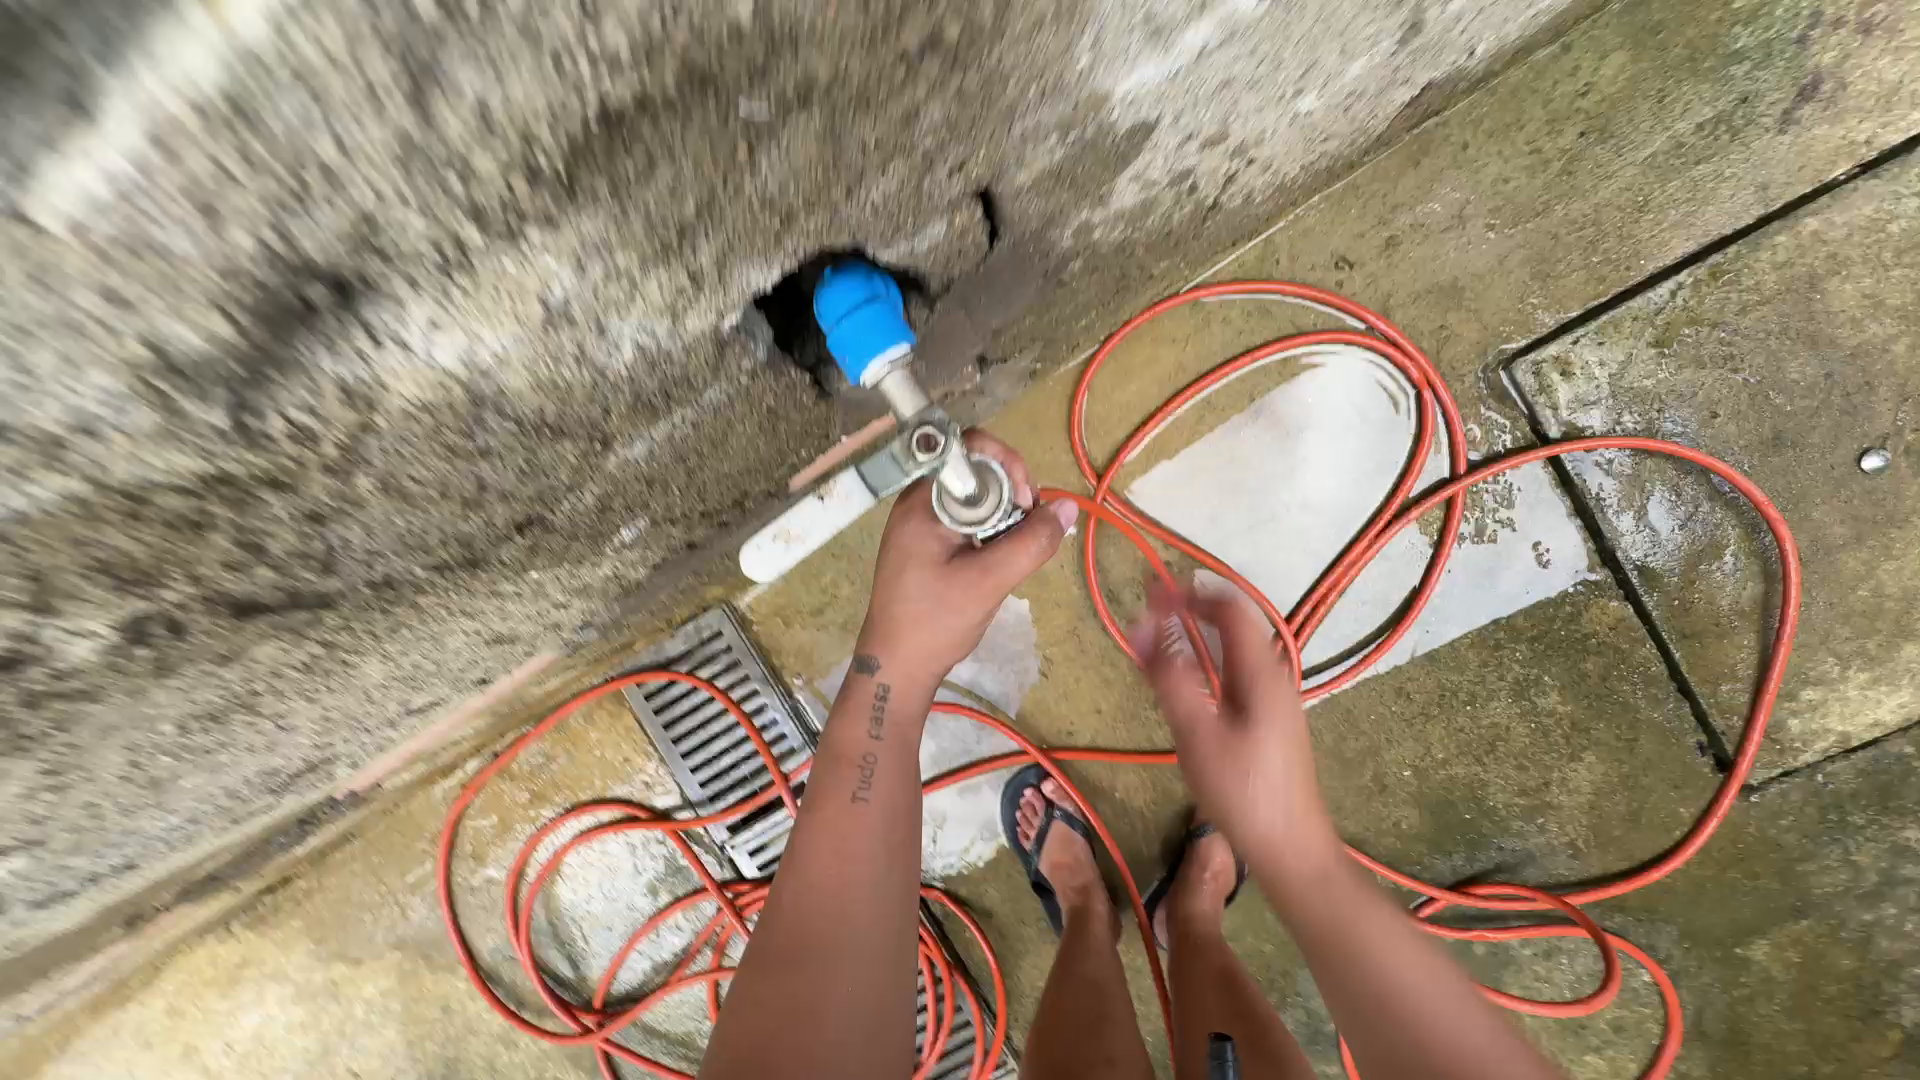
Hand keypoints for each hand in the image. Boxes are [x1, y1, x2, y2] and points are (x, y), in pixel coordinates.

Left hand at [857, 430, 1078, 679]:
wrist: (898, 664)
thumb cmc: (934, 622)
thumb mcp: (988, 582)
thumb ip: (1030, 543)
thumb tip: (1068, 507)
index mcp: (923, 500)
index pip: (970, 449)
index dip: (1007, 466)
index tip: (1025, 504)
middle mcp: (921, 501)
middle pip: (978, 470)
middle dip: (1013, 493)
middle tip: (1028, 532)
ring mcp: (924, 521)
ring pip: (979, 496)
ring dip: (1006, 515)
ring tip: (1017, 550)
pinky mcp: (932, 541)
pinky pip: (971, 518)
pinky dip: (994, 531)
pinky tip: (1000, 559)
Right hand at [1135, 581, 1341, 872]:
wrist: (1291, 849)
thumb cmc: (1243, 791)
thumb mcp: (1198, 733)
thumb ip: (1169, 677)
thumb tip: (1139, 625)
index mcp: (1261, 672)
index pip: (1229, 607)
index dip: (1189, 593)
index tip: (1150, 592)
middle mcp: (1272, 676)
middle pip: (1233, 624)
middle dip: (1191, 608)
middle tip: (1148, 610)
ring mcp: (1273, 700)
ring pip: (1234, 649)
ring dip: (1197, 634)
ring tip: (1158, 636)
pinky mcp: (1268, 721)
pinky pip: (1234, 672)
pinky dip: (1206, 660)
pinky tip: (1185, 681)